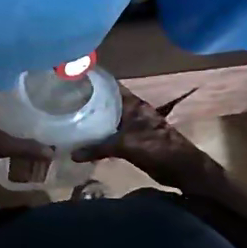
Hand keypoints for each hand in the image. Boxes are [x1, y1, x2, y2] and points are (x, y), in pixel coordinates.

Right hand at [75, 92, 227, 193]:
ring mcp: (134, 126)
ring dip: (94, 120)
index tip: (72, 80)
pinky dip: (100, 137)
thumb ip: (98, 148)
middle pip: (107, 102)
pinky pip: (112, 135)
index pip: (110, 86)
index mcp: (133, 104)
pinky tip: (85, 141)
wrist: (181, 168)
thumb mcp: (125, 146)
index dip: (93, 81)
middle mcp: (132, 111)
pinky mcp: (134, 141)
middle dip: (89, 102)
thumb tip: (73, 155)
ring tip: (70, 119)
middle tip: (65, 102)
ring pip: (109, 119)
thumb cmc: (156, 148)